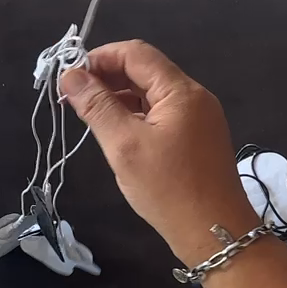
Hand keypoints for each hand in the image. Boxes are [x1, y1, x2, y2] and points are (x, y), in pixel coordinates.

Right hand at [60, 41, 259, 261]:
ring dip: (119, 96)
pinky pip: (161, 112)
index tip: (71, 77)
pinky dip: (135, 114)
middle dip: (107, 77)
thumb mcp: (125, 146)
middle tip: (73, 97)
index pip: (136, 53)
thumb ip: (97, 107)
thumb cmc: (169, 189)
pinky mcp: (196, 136)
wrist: (215, 234)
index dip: (101, 58)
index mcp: (181, 91)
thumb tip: (71, 76)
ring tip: (88, 113)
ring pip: (152, 92)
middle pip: (145, 70)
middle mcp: (193, 96)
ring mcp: (198, 117)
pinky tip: (115, 130)